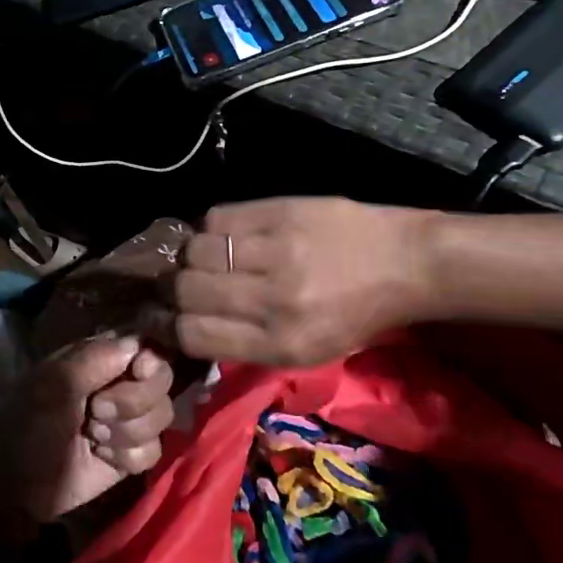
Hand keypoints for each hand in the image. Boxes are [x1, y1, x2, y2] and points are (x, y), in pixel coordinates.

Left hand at [0, 335, 174, 535]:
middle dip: (134, 402)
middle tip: (97, 414)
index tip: (138, 373)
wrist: (16, 487)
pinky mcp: (131, 453)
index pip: (147, 344)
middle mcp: (120, 381)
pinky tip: (103, 458)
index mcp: (99, 356)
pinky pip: (154, 450)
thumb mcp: (54, 385)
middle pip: (163, 379)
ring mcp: (128, 418)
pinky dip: (128, 457)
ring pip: (162, 415)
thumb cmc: (29, 425)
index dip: (151, 359)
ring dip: (128, 432)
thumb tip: (138, 345)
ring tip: (94, 438)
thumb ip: (95, 360)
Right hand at [170, 197, 444, 366]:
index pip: (194, 334)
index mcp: (281, 343)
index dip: (164, 326)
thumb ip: (245, 343)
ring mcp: (277, 250)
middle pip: (186, 289)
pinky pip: (218, 216)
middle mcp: (274, 300)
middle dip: (170, 289)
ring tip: (201, 258)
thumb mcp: (305, 350)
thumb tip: (184, 325)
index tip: (156, 317)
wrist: (406, 263)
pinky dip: (210, 228)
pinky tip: (224, 234)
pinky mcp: (281, 211)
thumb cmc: (355, 316)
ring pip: (195, 250)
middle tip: (174, 284)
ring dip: (189, 256)